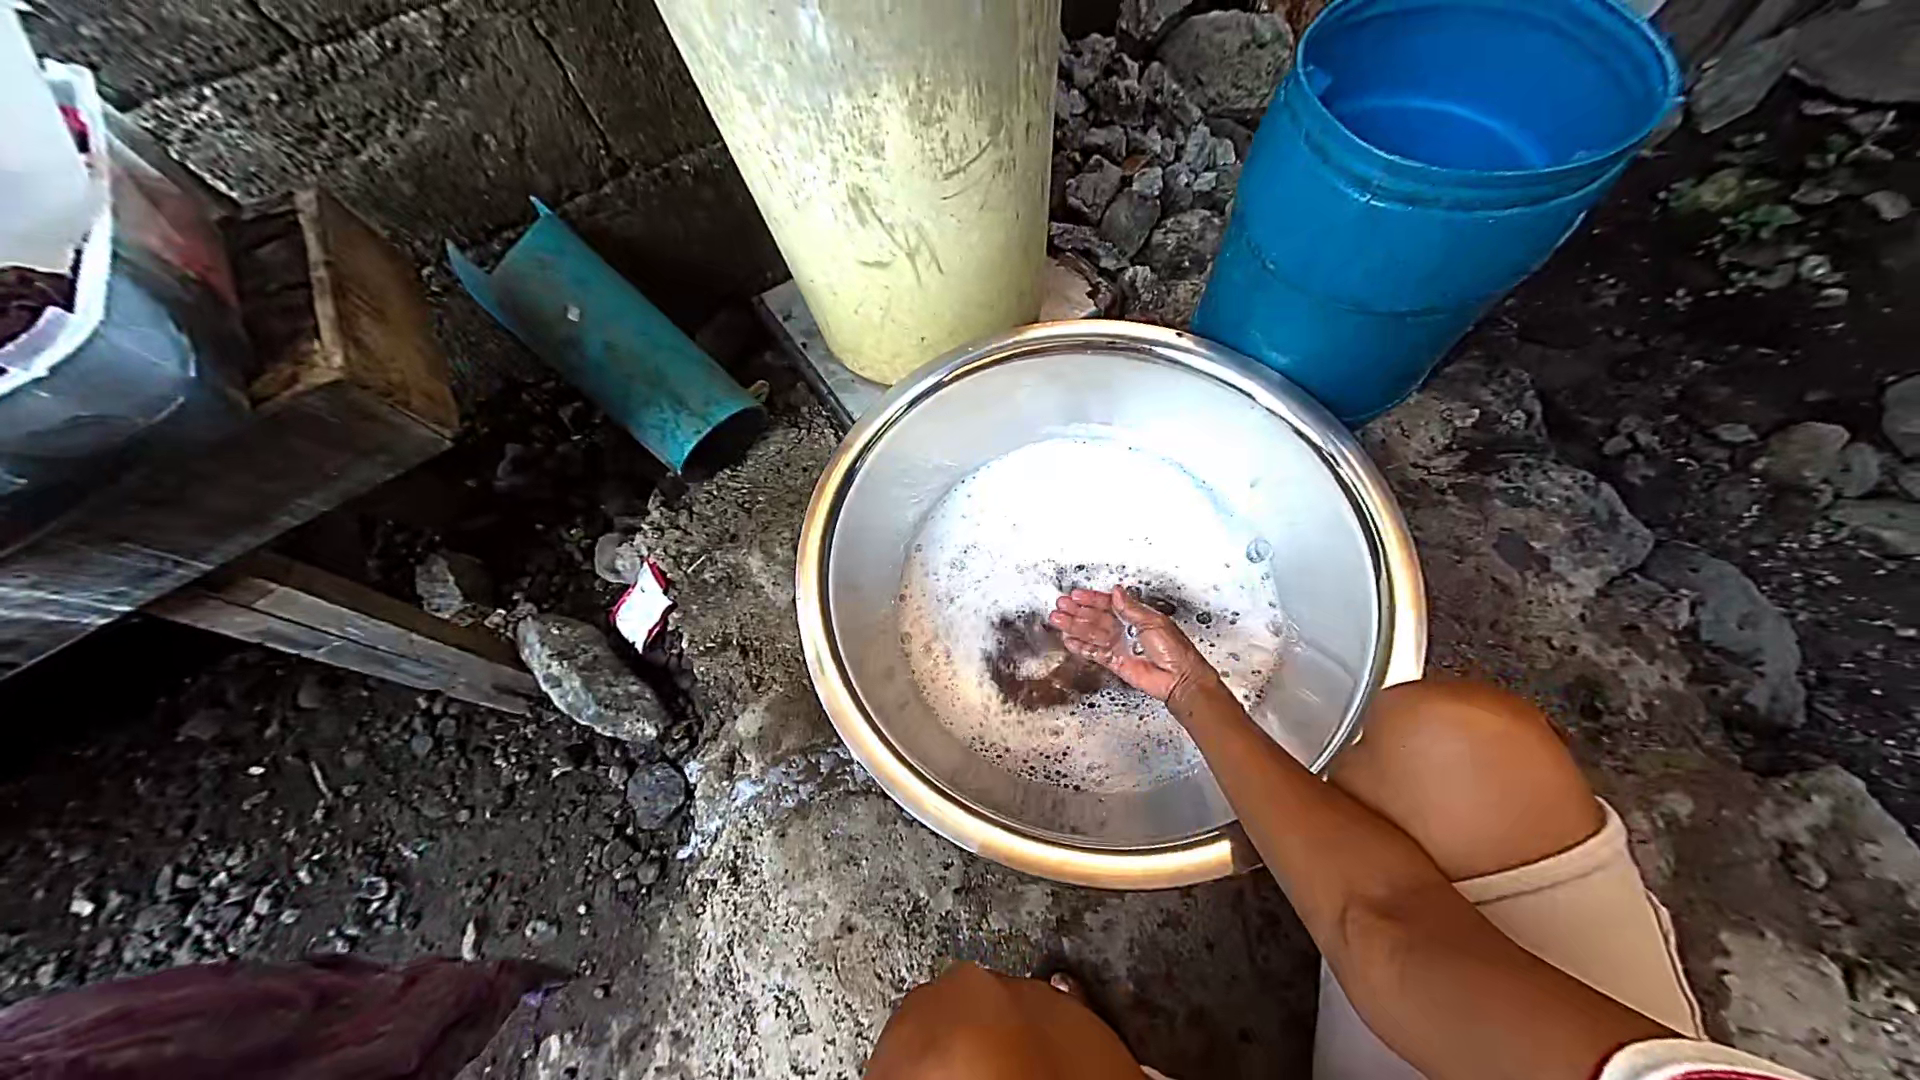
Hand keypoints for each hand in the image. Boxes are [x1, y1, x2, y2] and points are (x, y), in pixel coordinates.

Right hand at [1047, 587, 1223, 708]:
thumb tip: (1117, 591)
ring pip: (1091, 633)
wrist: (1179, 679)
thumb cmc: (1176, 651)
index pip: (1109, 604)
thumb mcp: (1153, 622)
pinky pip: (1093, 652)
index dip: (1092, 599)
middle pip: (1096, 617)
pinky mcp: (1114, 662)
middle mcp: (1125, 629)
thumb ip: (1130, 607)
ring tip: (1058, 620)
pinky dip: (1080, 646)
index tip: (1076, 595)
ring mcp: (1119, 645)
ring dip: (1074, 626)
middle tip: (1061, 606)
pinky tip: (1069, 640)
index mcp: (1136, 616)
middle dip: (1077, 611)